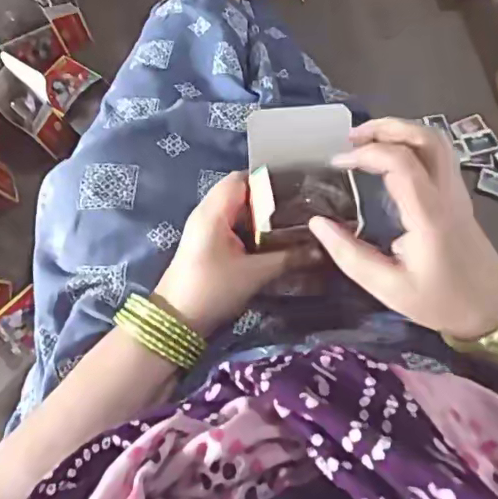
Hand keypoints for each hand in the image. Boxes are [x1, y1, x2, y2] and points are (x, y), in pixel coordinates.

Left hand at [153, 170, 304, 334]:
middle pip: (240, 191)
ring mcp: (204, 227)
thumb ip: (288, 258)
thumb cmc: (213, 290)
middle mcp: (206, 212)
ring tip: (292, 220)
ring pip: (236, 209)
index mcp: (213, 211)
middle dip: (268, 197)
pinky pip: (230, 223)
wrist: (176, 320)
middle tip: (300, 205)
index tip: (297, 187)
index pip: (241, 178)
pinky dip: (250, 226)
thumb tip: (321, 250)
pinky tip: (272, 238)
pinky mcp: (205, 242)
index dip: (268, 179)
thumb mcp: (254, 274)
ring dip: (260, 214)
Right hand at [306, 118, 497, 340]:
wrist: (493, 309)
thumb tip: (318, 224)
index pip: (402, 162)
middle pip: (425, 138)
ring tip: (366, 140)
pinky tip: (388, 156)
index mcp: (429, 215)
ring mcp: (456, 191)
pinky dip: (410, 143)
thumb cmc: (441, 301)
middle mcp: (446, 194)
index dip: (367, 153)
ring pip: (435, 140)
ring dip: (399, 131)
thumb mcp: (388, 289)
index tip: (338, 163)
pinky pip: (438, 153)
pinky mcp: (457, 194)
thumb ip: (350, 255)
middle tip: (351, 138)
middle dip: (385, 128)